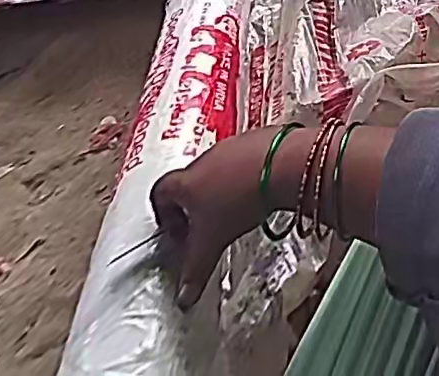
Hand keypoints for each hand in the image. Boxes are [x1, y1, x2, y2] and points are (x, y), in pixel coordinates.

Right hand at [150, 126, 289, 307]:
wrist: (278, 164)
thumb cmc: (237, 200)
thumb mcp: (213, 242)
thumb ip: (195, 270)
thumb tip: (183, 298)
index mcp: (184, 181)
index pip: (160, 192)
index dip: (164, 214)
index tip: (179, 234)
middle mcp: (203, 159)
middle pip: (188, 182)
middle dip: (194, 207)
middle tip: (207, 230)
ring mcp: (228, 147)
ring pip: (215, 170)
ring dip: (219, 190)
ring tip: (234, 213)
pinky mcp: (251, 140)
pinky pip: (239, 160)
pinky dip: (241, 176)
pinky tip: (255, 194)